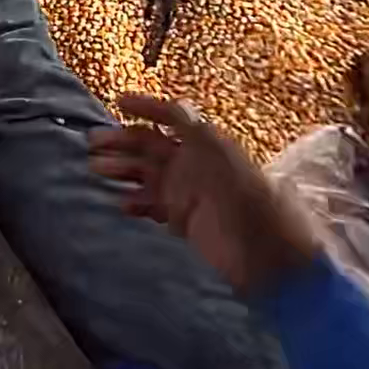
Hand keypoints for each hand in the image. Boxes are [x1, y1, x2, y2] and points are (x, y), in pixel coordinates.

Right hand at [88, 93, 319, 291]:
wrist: (276, 267)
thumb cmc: (255, 209)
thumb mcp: (231, 166)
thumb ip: (201, 136)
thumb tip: (178, 105)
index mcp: (204, 146)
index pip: (171, 117)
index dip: (146, 106)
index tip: (119, 101)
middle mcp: (191, 164)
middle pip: (149, 145)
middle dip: (121, 140)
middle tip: (92, 142)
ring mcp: (185, 192)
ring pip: (144, 172)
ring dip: (120, 168)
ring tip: (95, 168)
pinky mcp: (182, 219)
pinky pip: (151, 203)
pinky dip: (135, 201)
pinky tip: (120, 203)